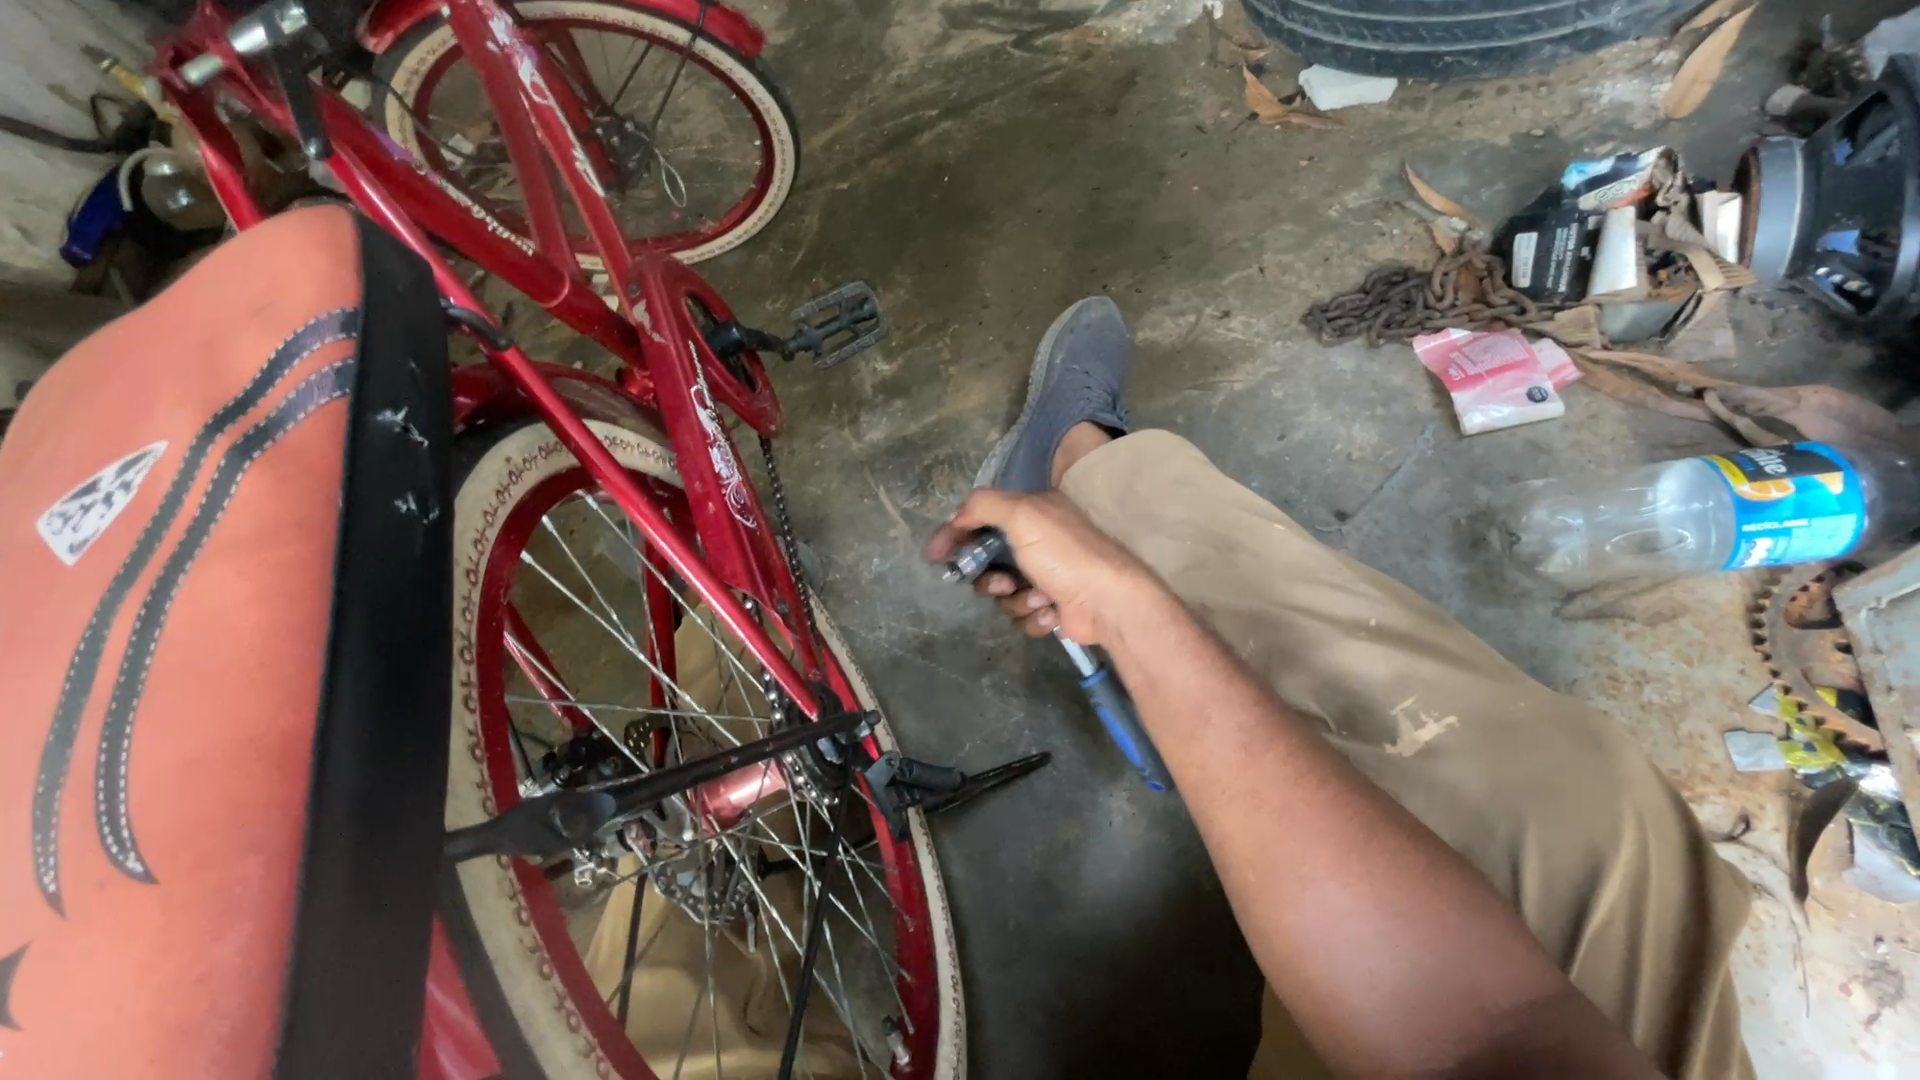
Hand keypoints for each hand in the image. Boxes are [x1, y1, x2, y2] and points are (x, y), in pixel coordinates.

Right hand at [924, 489, 1158, 645]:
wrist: (1107, 600)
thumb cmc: (1064, 553)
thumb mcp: (1022, 513)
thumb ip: (983, 505)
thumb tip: (956, 516)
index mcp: (1032, 514)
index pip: (981, 519)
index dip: (955, 535)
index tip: (935, 555)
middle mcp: (1037, 542)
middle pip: (987, 562)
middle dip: (991, 578)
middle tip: (1004, 583)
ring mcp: (1044, 577)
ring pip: (1002, 594)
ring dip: (1016, 599)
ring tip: (1039, 598)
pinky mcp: (1050, 607)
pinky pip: (1020, 615)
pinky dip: (1032, 616)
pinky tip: (1051, 612)